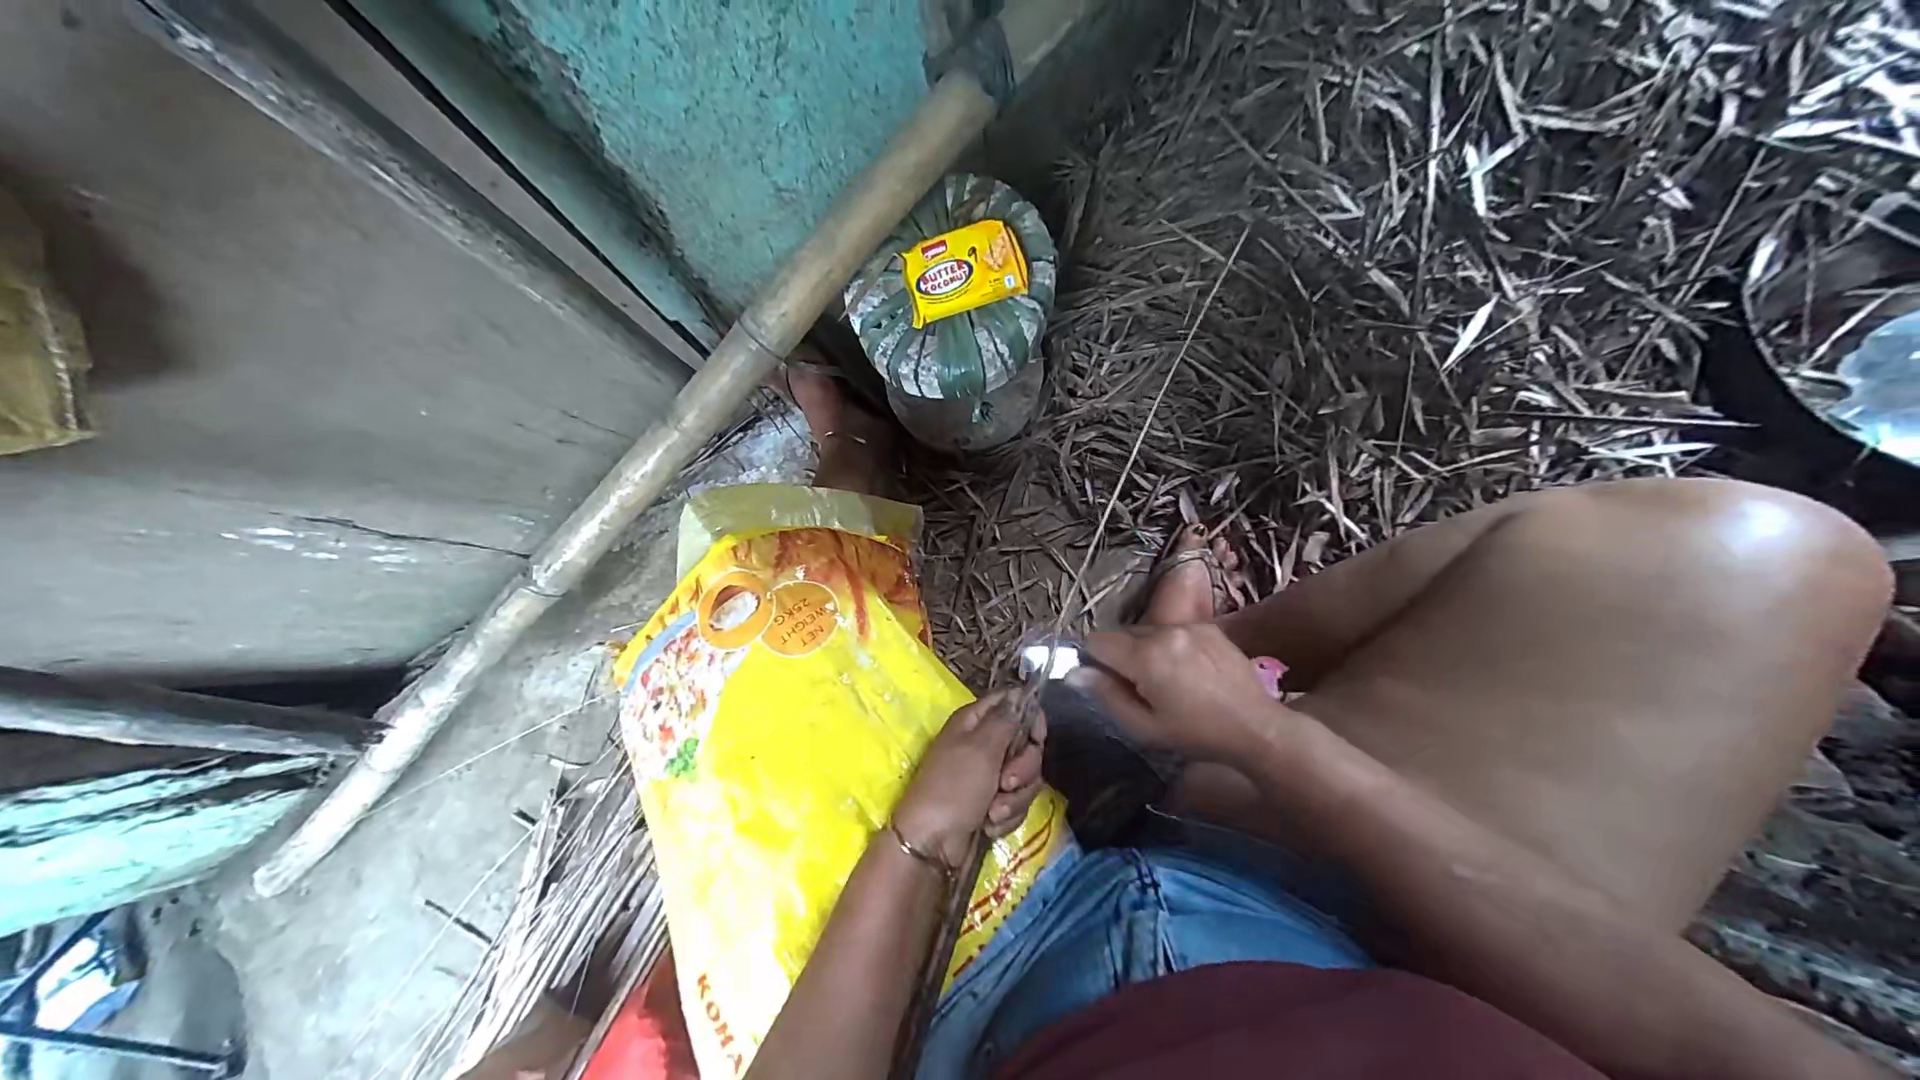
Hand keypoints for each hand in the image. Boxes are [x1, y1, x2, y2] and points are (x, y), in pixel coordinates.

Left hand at [891, 689, 1046, 867]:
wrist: (931, 844)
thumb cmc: (953, 788)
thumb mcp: (981, 748)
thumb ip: (1006, 719)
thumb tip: (1020, 696)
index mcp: (975, 721)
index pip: (1014, 703)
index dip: (1031, 718)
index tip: (1037, 738)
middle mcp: (983, 743)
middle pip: (1026, 744)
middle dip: (1023, 768)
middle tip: (1005, 782)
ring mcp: (988, 775)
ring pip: (1025, 777)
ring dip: (1014, 798)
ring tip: (992, 812)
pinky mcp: (993, 802)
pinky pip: (1017, 801)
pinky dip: (1007, 815)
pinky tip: (988, 824)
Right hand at [1069, 624, 1291, 761]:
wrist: (1256, 727)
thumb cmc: (1196, 734)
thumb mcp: (1144, 727)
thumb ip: (1106, 696)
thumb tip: (1075, 673)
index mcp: (1146, 656)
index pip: (1096, 640)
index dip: (1094, 660)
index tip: (1107, 682)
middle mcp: (1165, 631)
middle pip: (1121, 633)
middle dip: (1120, 655)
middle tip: (1137, 687)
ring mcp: (1190, 626)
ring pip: (1147, 630)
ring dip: (1144, 649)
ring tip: (1165, 680)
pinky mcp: (1209, 627)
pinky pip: (1173, 630)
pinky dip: (1169, 645)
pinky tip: (1186, 671)